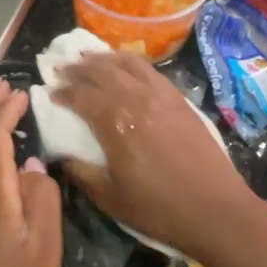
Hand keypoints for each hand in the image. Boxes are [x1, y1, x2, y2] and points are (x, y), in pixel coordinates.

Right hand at [52, 52, 252, 258]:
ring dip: (103, 59)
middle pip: (101, 72)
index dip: (63, 93)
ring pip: (126, 64)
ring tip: (88, 58)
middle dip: (77, 69)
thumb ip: (81, 173)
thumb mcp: (109, 198)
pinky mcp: (179, 99)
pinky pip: (149, 70)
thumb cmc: (159, 208)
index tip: (51, 94)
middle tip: (62, 69)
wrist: (215, 209)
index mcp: (115, 123)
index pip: (80, 96)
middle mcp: (136, 99)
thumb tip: (62, 156)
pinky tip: (124, 67)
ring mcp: (160, 96)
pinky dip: (130, 62)